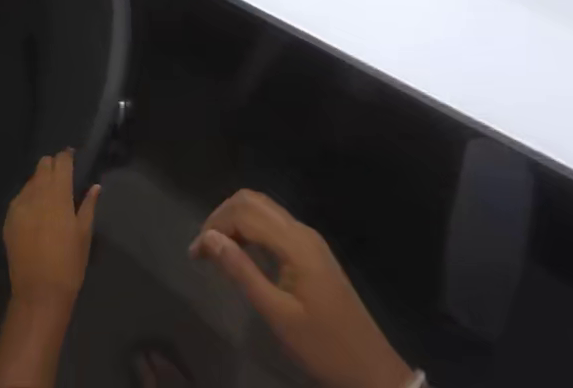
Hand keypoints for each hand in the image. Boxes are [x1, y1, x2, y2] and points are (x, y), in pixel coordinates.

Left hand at [2, 150, 99, 306]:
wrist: (38, 289)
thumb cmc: (69, 263)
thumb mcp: (84, 235)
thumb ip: (88, 206)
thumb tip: (94, 186)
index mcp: (57, 195)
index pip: (60, 162)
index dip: (66, 156)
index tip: (72, 156)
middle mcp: (35, 192)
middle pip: (43, 165)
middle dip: (53, 166)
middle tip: (63, 176)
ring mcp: (19, 203)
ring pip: (30, 180)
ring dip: (41, 181)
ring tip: (51, 196)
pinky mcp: (9, 215)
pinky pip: (21, 197)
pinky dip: (30, 197)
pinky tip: (37, 213)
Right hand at [190, 190, 411, 387]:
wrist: (376, 374)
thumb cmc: (324, 347)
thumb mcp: (277, 314)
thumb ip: (241, 271)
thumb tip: (208, 237)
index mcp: (295, 244)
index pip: (243, 214)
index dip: (213, 226)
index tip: (196, 254)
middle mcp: (302, 232)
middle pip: (251, 201)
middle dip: (221, 217)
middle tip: (206, 247)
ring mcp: (310, 240)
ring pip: (262, 208)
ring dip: (234, 219)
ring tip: (218, 248)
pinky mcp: (312, 251)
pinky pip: (273, 222)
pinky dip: (250, 227)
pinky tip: (242, 251)